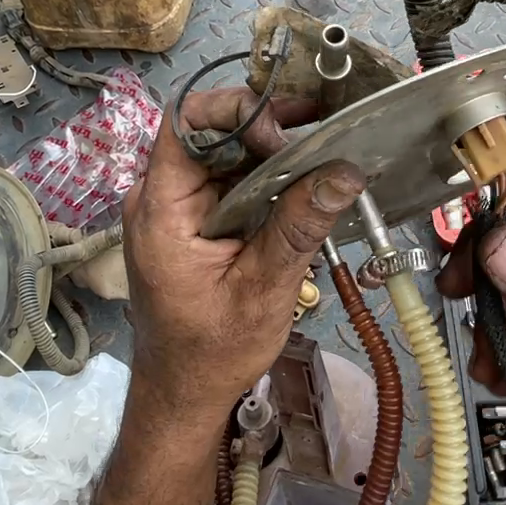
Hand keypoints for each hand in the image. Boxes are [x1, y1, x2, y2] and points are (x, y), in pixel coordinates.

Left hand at [120, 87, 362, 425]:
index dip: (235, 113)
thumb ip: (298, 227)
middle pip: (208, 130)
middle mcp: (160, 196)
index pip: (185, 122)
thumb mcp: (263, 290)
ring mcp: (176, 205)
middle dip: (264, 124)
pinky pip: (228, 177)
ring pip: (222, 150)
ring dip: (270, 146)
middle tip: (318, 132)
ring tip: (322, 143)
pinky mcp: (193, 217)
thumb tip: (345, 173)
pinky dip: (265, 171)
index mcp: (162, 209)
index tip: (282, 137)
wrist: (183, 391)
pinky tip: (303, 172)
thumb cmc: (212, 351)